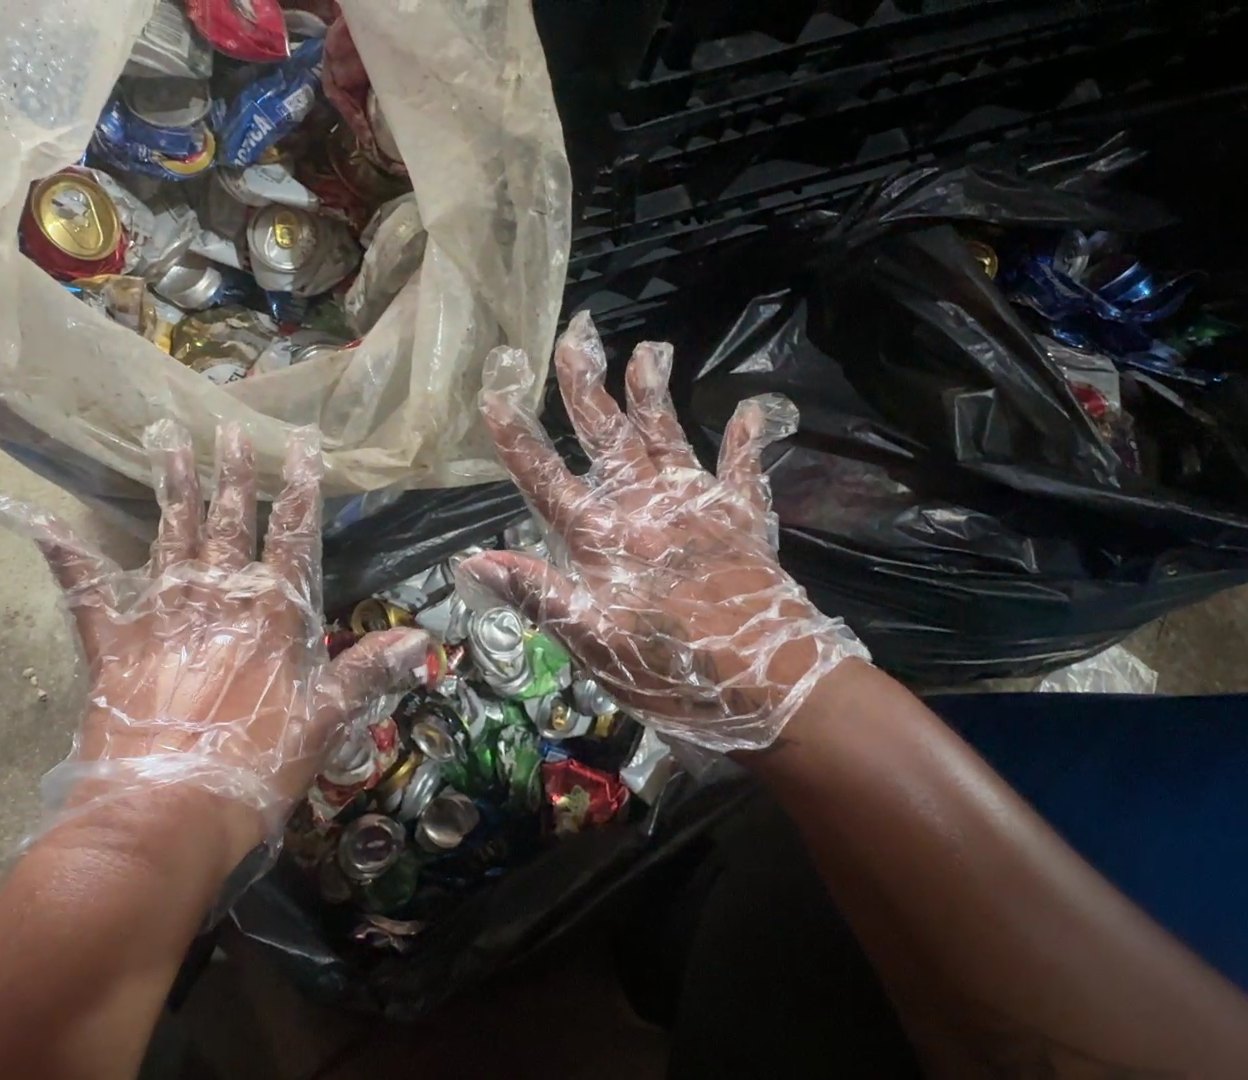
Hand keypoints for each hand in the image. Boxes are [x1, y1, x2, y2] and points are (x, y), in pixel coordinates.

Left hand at [0, 421, 433, 843]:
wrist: (166, 814)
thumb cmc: (253, 769)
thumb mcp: (322, 724)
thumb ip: (365, 673)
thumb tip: (422, 639)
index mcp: (271, 615)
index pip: (293, 536)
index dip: (299, 488)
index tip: (300, 443)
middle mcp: (217, 598)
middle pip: (228, 522)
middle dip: (232, 474)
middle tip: (228, 427)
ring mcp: (159, 614)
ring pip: (168, 534)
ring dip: (170, 486)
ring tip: (167, 440)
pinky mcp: (110, 641)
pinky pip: (82, 588)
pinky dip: (61, 551)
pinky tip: (34, 516)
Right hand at [455, 312, 867, 751]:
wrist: (772, 686)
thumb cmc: (674, 671)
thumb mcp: (593, 645)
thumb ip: (539, 593)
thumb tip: (474, 560)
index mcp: (603, 540)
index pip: (547, 481)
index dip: (519, 441)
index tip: (496, 396)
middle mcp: (646, 509)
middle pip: (608, 438)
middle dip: (588, 388)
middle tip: (576, 338)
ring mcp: (699, 508)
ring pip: (667, 438)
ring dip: (654, 395)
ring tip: (647, 350)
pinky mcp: (743, 520)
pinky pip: (743, 470)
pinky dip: (744, 440)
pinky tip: (748, 408)